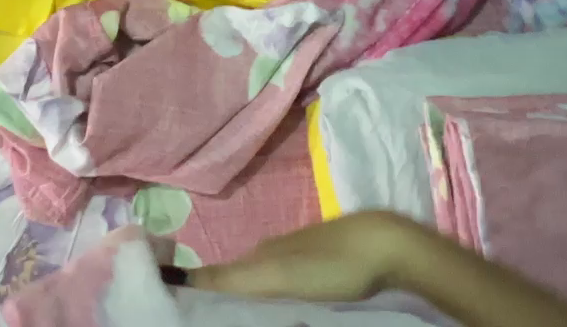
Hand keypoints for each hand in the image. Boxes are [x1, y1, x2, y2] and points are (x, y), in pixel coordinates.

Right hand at [187, 211, 421, 302]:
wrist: (386, 247)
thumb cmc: (331, 264)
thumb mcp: (279, 275)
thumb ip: (233, 279)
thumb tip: (180, 278)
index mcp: (259, 254)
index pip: (219, 278)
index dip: (201, 294)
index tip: (187, 314)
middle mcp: (273, 253)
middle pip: (239, 283)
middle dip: (223, 305)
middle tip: (215, 322)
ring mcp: (299, 260)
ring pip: (264, 287)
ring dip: (250, 307)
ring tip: (243, 321)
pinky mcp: (321, 269)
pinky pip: (286, 288)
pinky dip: (275, 304)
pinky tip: (281, 316)